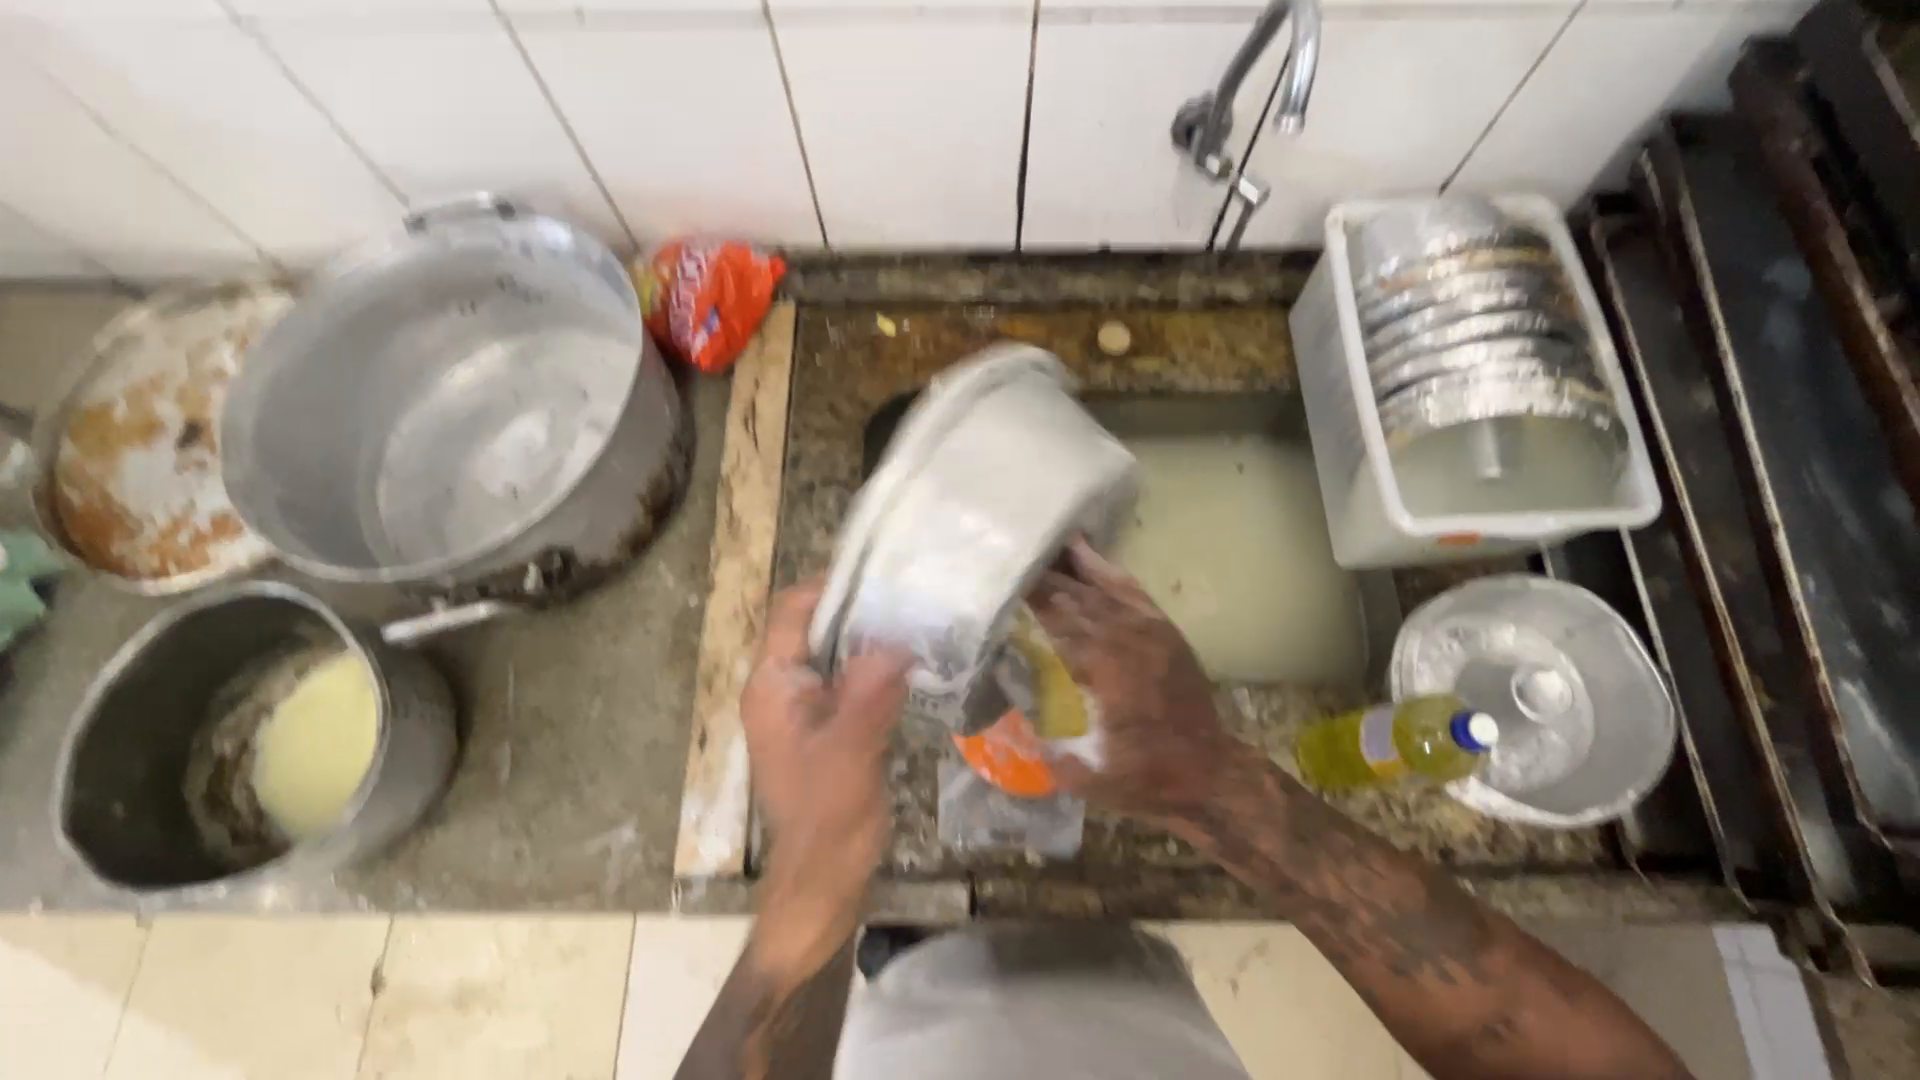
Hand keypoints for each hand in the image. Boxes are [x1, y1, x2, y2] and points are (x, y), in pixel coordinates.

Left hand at [741, 581, 909, 972]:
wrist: (823, 879)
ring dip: (868, 636)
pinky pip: (846, 679)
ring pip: (832, 651)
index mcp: (771, 686)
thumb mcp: (849, 754)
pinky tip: (910, 663)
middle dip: (857, 608)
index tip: (883, 576)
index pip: (792, 612)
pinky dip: (873, 666)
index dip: (831, 586)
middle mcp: (780, 688)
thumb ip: (868, 695)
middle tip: (910, 595)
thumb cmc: (828, 818)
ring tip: (916, 620)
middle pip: (813, 626)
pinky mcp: (825, 725)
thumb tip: (895, 641)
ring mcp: (801, 707)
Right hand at [1029, 539, 1253, 826]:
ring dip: (1069, 567)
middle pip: (1076, 597)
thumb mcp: (1080, 772)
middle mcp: (1126, 639)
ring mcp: (1150, 630)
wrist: (1208, 775)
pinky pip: (1131, 590)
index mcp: (1104, 668)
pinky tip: (1085, 553)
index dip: (1029, 596)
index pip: (1058, 619)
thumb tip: (1006, 707)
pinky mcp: (1164, 630)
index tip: (1000, 579)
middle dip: (1042, 576)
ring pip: (1102, 588)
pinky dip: (1106, 570)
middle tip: (1009, 556)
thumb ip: (1041, 738)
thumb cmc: (1142, 778)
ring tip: (1039, 544)